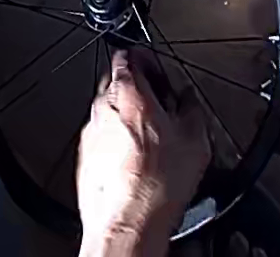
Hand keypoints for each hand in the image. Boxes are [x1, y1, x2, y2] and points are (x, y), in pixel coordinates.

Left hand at [77, 48, 211, 256]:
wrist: (128, 226)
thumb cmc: (155, 186)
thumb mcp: (194, 139)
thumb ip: (191, 106)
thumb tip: (188, 99)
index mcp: (128, 90)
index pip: (129, 52)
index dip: (147, 59)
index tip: (157, 72)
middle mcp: (104, 104)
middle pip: (117, 78)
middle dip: (137, 87)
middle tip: (157, 104)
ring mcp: (91, 129)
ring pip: (108, 108)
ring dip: (126, 114)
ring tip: (148, 137)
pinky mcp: (85, 155)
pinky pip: (100, 135)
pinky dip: (114, 140)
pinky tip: (133, 161)